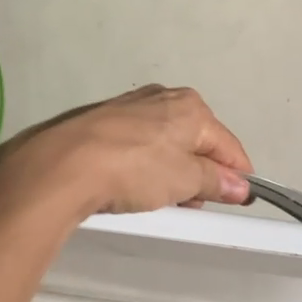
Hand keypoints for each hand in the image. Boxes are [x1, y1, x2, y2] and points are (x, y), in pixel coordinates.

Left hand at [0, 85, 253, 215]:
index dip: (236, 175)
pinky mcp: (103, 121)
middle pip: (196, 141)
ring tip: (162, 200)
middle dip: (200, 173)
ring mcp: (130, 106)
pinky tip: (133, 186)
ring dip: (172, 171)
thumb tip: (238, 185)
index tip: (238, 200)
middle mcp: (163, 97)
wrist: (63, 165)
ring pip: (166, 143)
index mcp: (191, 106)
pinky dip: (145, 165)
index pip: (227, 144)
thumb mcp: (184, 180)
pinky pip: (139, 144)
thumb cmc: (134, 168)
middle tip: (193, 204)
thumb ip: (215, 181)